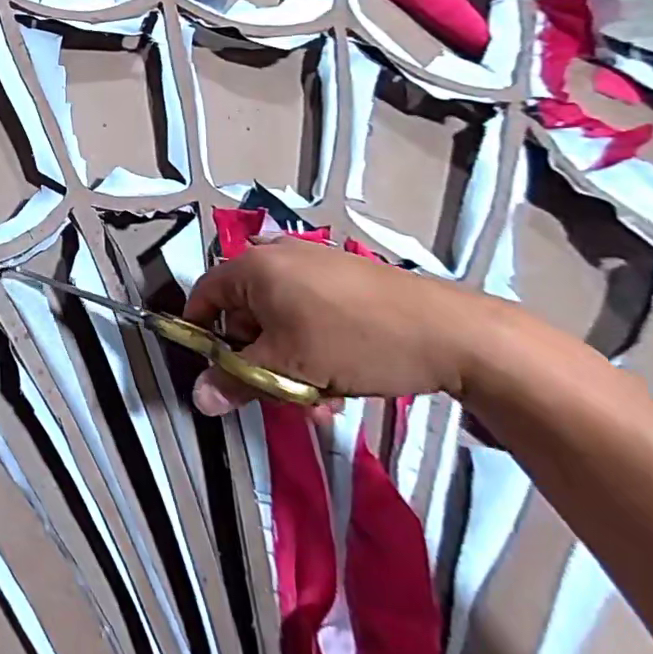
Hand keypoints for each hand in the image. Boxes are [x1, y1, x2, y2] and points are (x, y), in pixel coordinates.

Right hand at [184, 236, 510, 413]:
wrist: (453, 333)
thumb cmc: (354, 341)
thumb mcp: (288, 368)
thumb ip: (236, 381)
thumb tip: (199, 398)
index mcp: (254, 267)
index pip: (204, 295)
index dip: (202, 334)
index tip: (214, 369)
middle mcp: (278, 255)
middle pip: (244, 310)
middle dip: (257, 357)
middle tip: (277, 393)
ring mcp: (316, 262)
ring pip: (280, 317)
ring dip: (288, 359)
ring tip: (318, 396)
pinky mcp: (347, 276)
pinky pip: (310, 310)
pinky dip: (313, 343)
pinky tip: (340, 378)